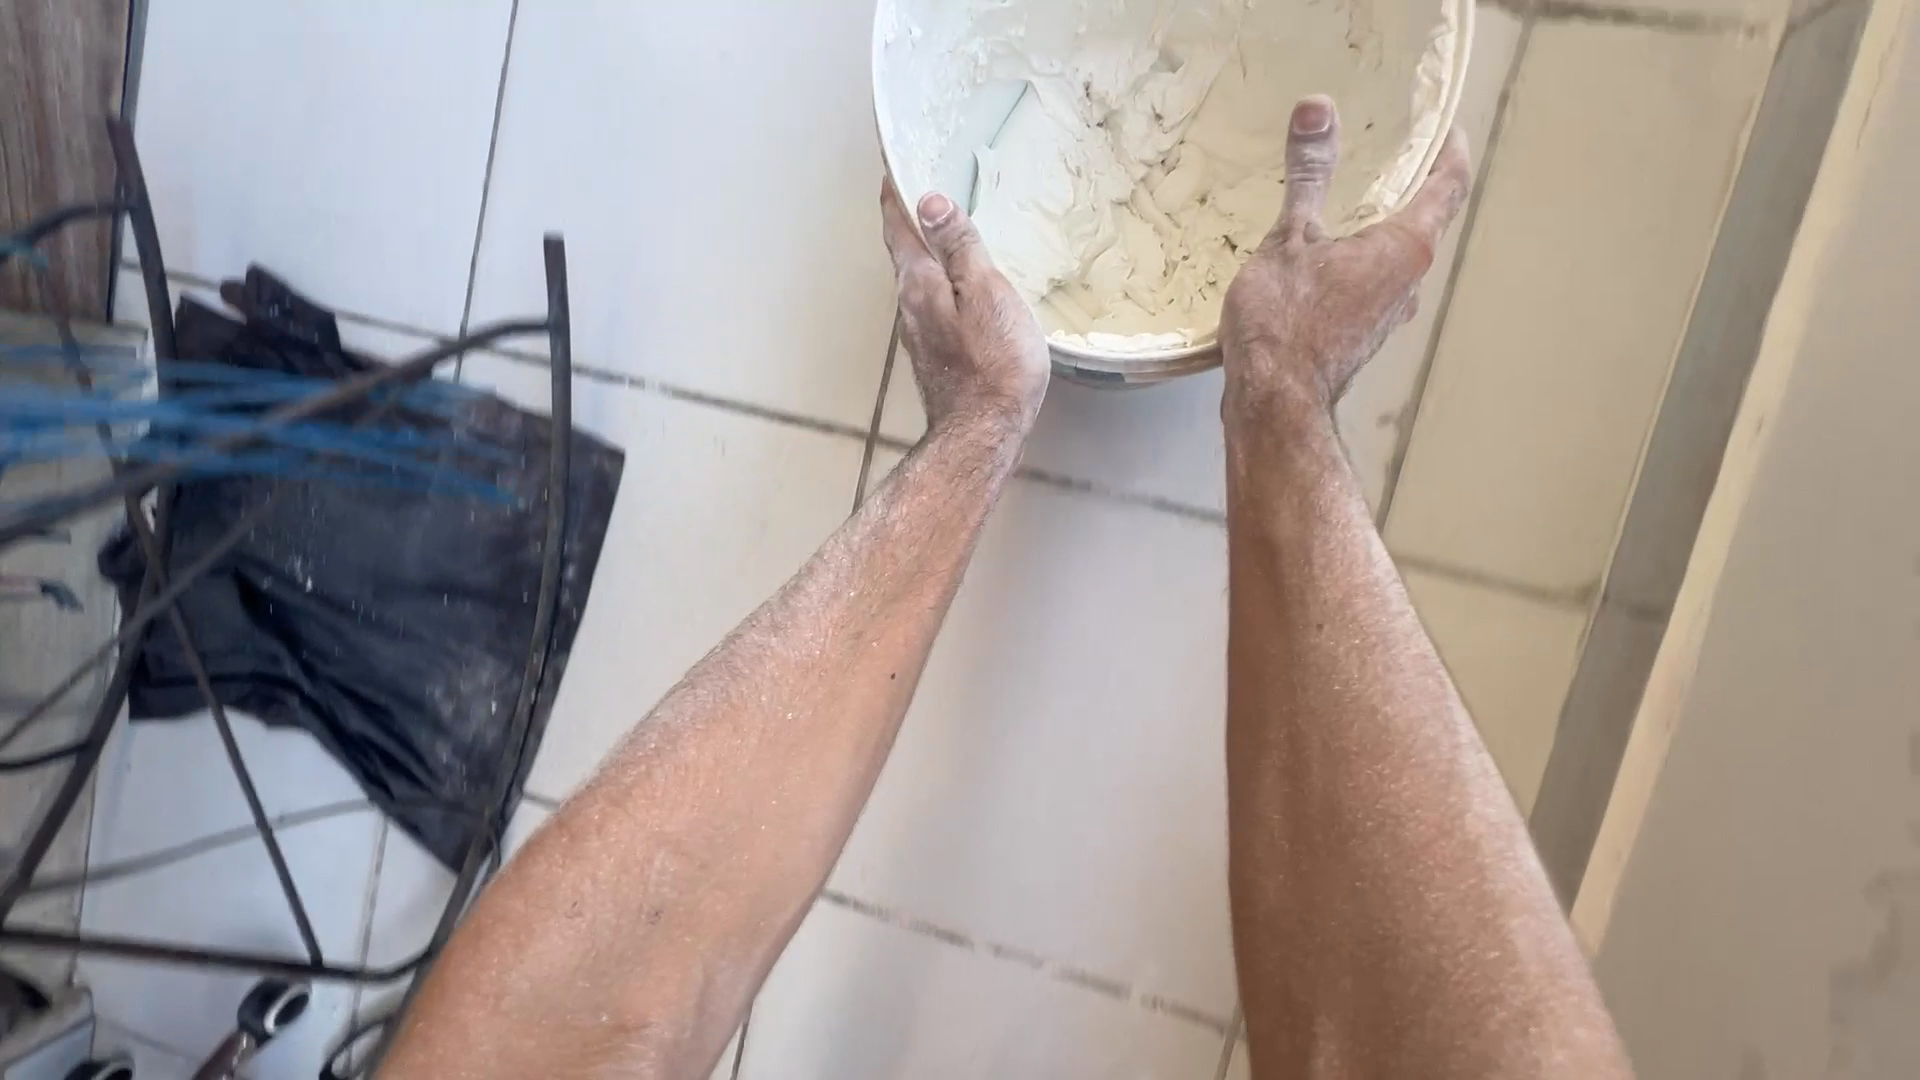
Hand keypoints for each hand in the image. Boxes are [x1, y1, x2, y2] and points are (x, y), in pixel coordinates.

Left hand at [881, 179, 1050, 436]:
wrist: (985, 433)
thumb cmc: (994, 363)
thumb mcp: (984, 293)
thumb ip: (958, 248)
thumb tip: (929, 200)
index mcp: (919, 285)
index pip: (899, 228)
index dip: (895, 195)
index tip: (893, 168)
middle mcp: (911, 309)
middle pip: (906, 255)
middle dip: (911, 223)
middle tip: (923, 193)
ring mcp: (922, 337)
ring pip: (920, 283)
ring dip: (927, 256)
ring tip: (944, 235)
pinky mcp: (938, 358)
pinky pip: (935, 308)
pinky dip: (942, 287)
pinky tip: (960, 290)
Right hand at [1220, 96, 1471, 431]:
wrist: (1273, 403)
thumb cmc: (1284, 320)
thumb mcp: (1289, 239)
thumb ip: (1308, 176)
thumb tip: (1317, 108)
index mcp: (1406, 247)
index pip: (1449, 183)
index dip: (1448, 148)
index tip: (1441, 127)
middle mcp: (1408, 283)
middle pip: (1421, 225)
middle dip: (1401, 194)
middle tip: (1375, 167)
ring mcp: (1384, 319)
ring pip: (1389, 264)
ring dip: (1371, 239)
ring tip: (1337, 219)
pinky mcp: (1356, 343)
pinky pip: (1363, 294)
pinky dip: (1349, 273)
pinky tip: (1313, 274)